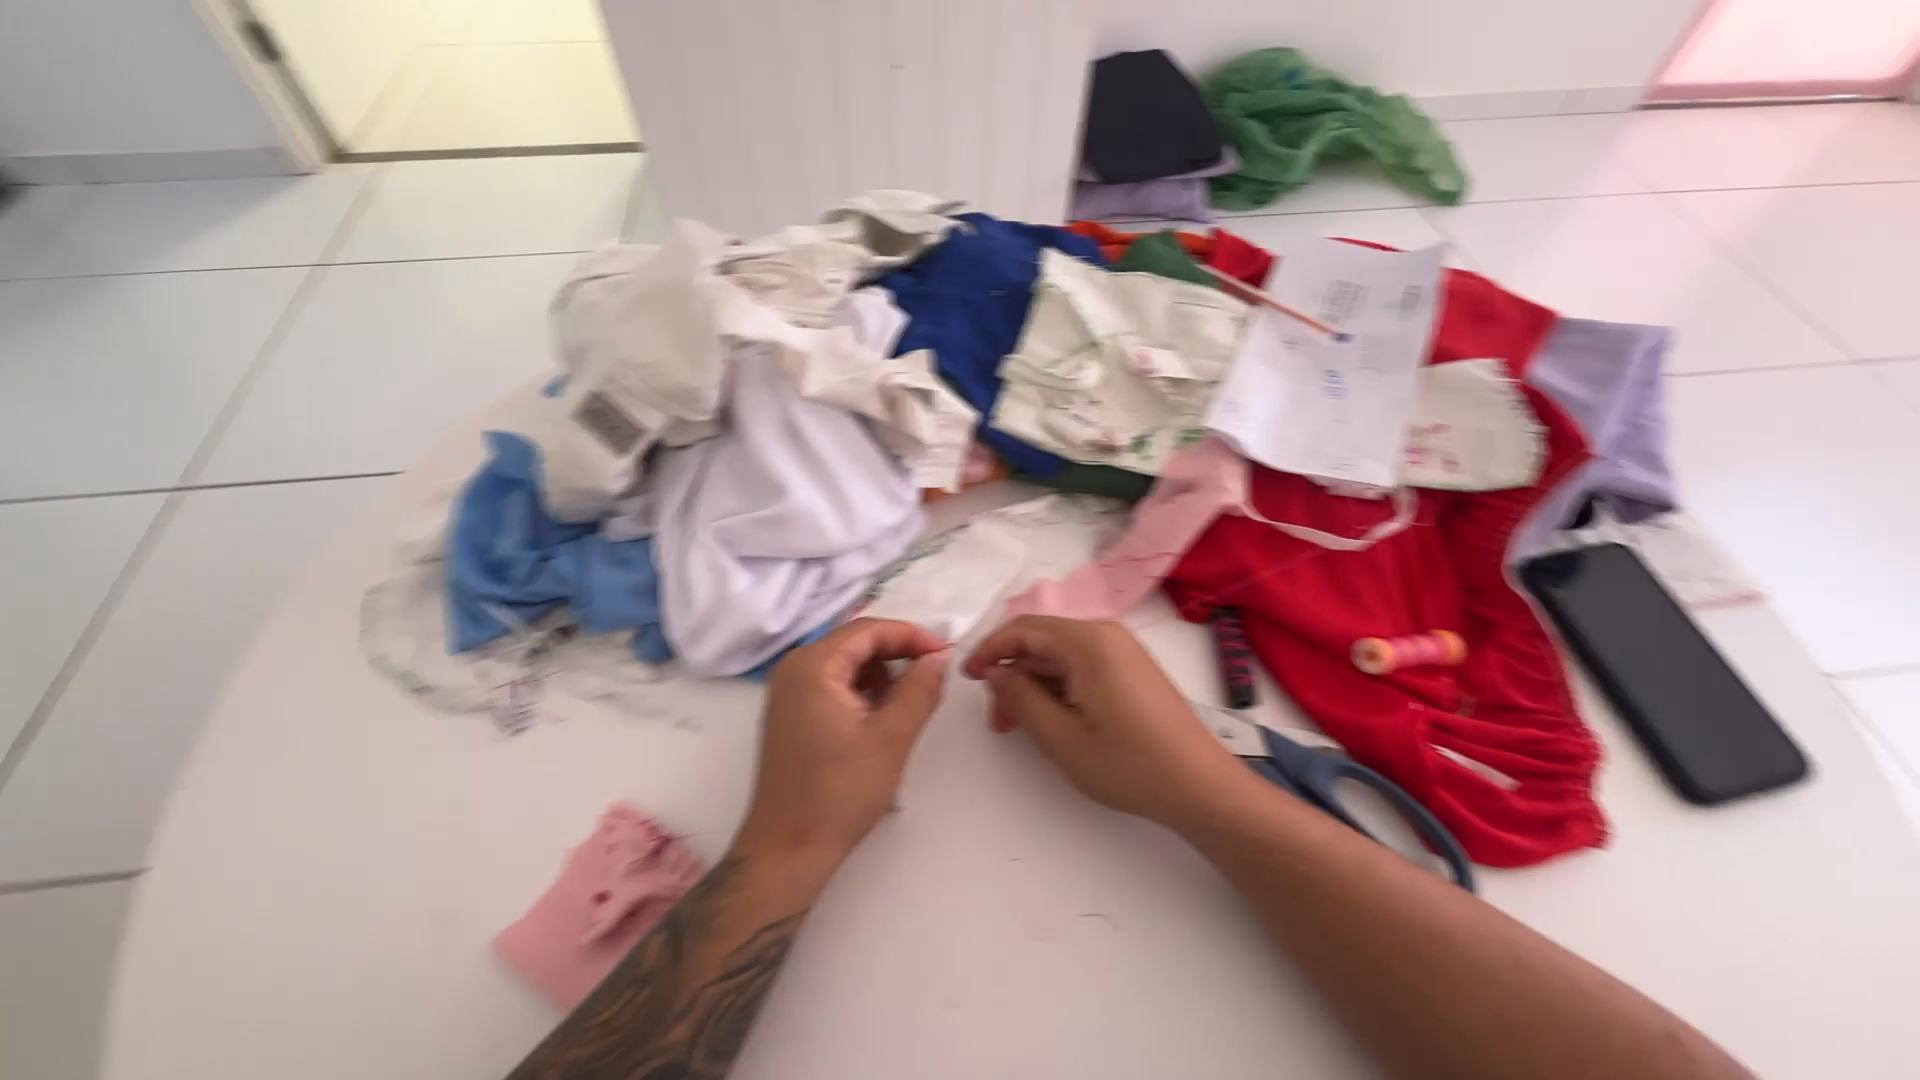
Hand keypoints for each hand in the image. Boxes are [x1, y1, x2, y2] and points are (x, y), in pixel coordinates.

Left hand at [737, 619, 952, 867]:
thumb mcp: (892, 737)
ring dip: (881, 674)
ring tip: (908, 703)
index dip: (911, 636)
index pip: (869, 630)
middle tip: (932, 675)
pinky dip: (862, 692)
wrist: (788, 849)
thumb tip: (939, 656)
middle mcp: (793, 669)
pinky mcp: (790, 715)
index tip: (944, 654)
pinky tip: (881, 719)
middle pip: (855, 643)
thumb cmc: (840, 792)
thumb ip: (920, 689)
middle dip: (897, 654)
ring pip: (846, 664)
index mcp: (812, 665)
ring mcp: (788, 693)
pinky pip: (833, 685)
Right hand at [963, 615, 1242, 826]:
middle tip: (999, 721)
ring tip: (1023, 728)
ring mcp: (1123, 652)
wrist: (1200, 786)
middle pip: (1042, 642)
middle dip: (1012, 675)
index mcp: (1088, 642)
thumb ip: (1021, 698)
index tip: (967, 679)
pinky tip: (1054, 721)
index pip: (1023, 628)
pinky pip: (1083, 667)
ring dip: (1034, 686)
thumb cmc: (1129, 764)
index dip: (989, 650)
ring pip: (1061, 657)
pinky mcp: (1132, 671)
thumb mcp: (1062, 738)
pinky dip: (1059, 689)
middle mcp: (1107, 635)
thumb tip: (995, 672)